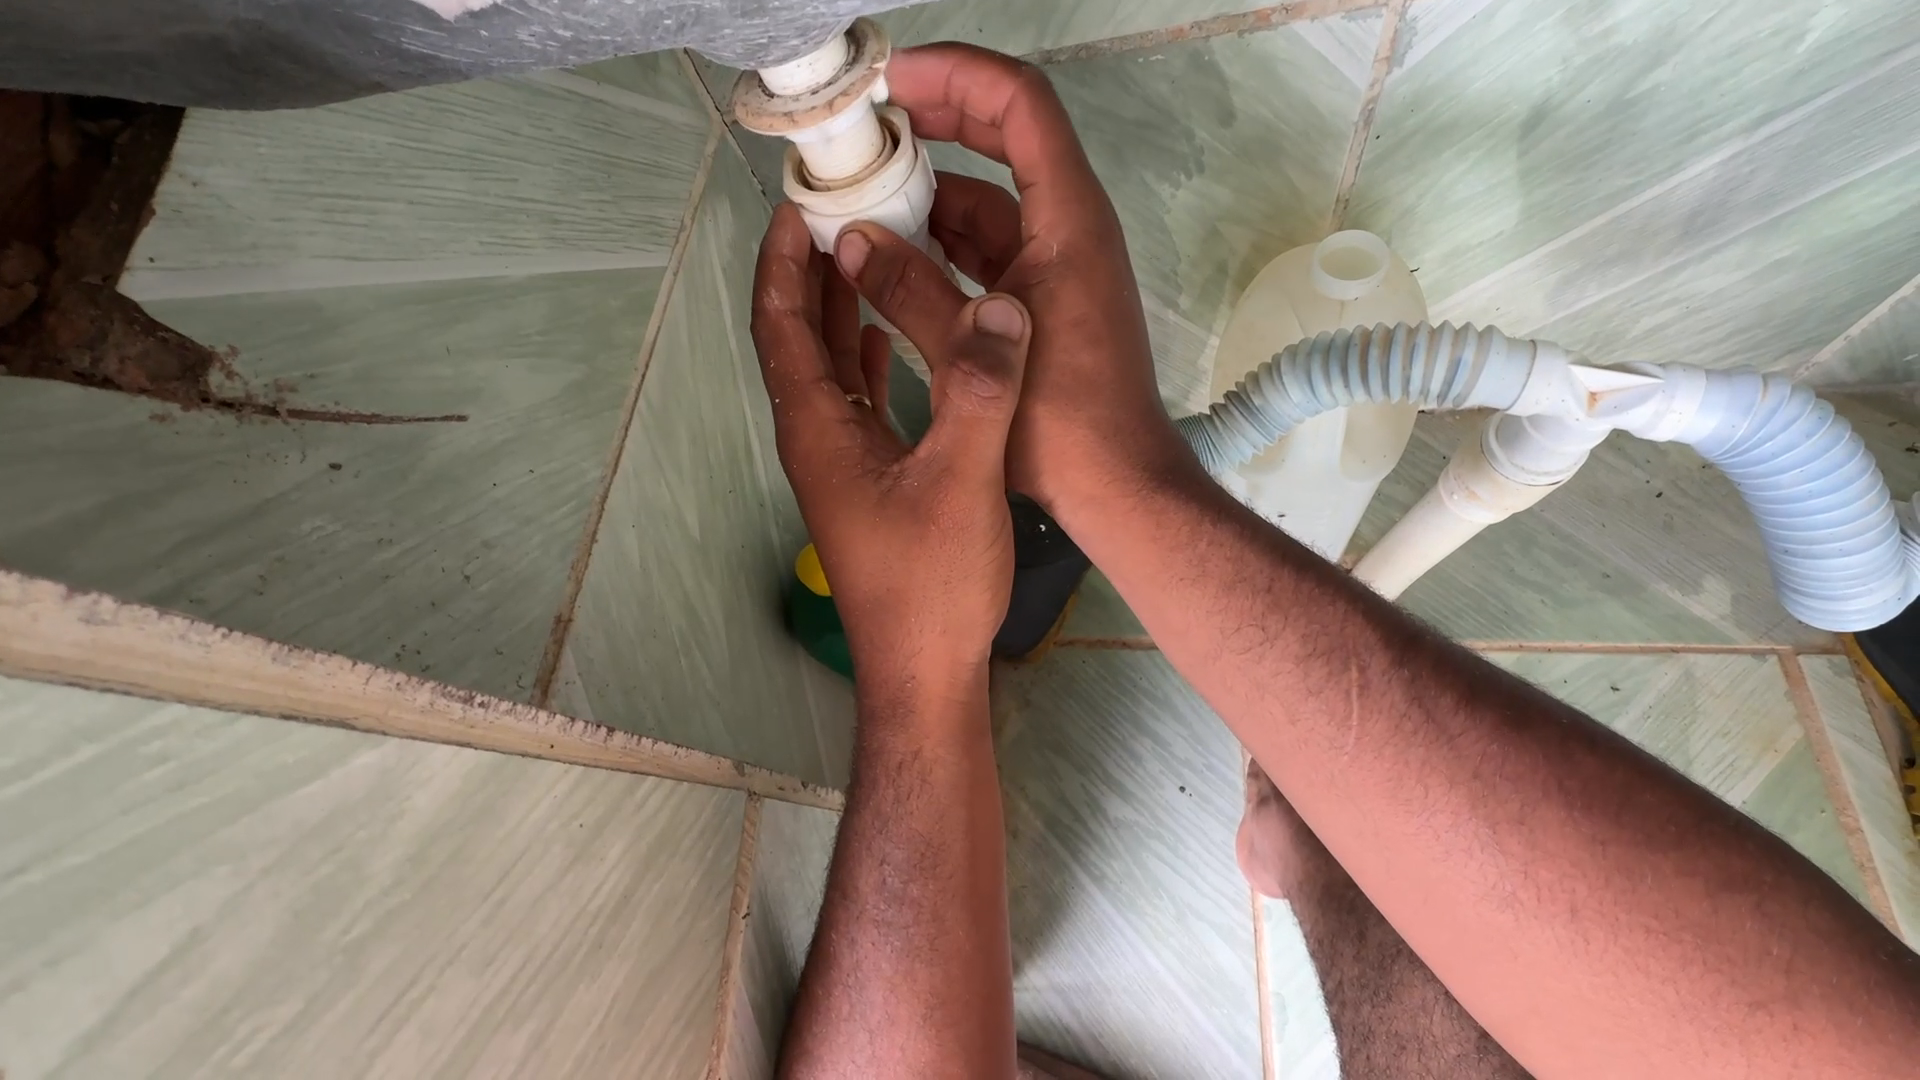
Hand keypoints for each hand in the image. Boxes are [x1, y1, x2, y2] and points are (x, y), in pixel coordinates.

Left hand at [751, 202, 1031, 684]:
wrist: (925, 669)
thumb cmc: (933, 583)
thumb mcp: (961, 481)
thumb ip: (978, 391)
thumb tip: (1002, 306)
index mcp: (818, 431)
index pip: (782, 327)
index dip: (783, 263)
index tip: (800, 204)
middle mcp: (819, 440)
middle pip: (799, 341)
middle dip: (811, 275)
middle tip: (843, 211)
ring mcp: (844, 464)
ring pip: (829, 370)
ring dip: (840, 312)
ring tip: (871, 255)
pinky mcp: (873, 483)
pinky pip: (859, 402)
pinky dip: (866, 360)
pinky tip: (887, 339)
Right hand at [836, 43, 1194, 517]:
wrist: (1115, 486)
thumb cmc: (1062, 425)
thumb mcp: (975, 354)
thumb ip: (912, 291)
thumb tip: (851, 239)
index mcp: (1068, 221)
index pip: (1020, 105)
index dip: (956, 74)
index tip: (891, 81)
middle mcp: (1069, 229)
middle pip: (1006, 140)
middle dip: (938, 121)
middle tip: (870, 124)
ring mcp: (1058, 265)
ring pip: (991, 203)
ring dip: (934, 193)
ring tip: (867, 191)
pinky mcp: (1044, 301)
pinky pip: (990, 250)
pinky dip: (946, 245)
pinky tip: (899, 254)